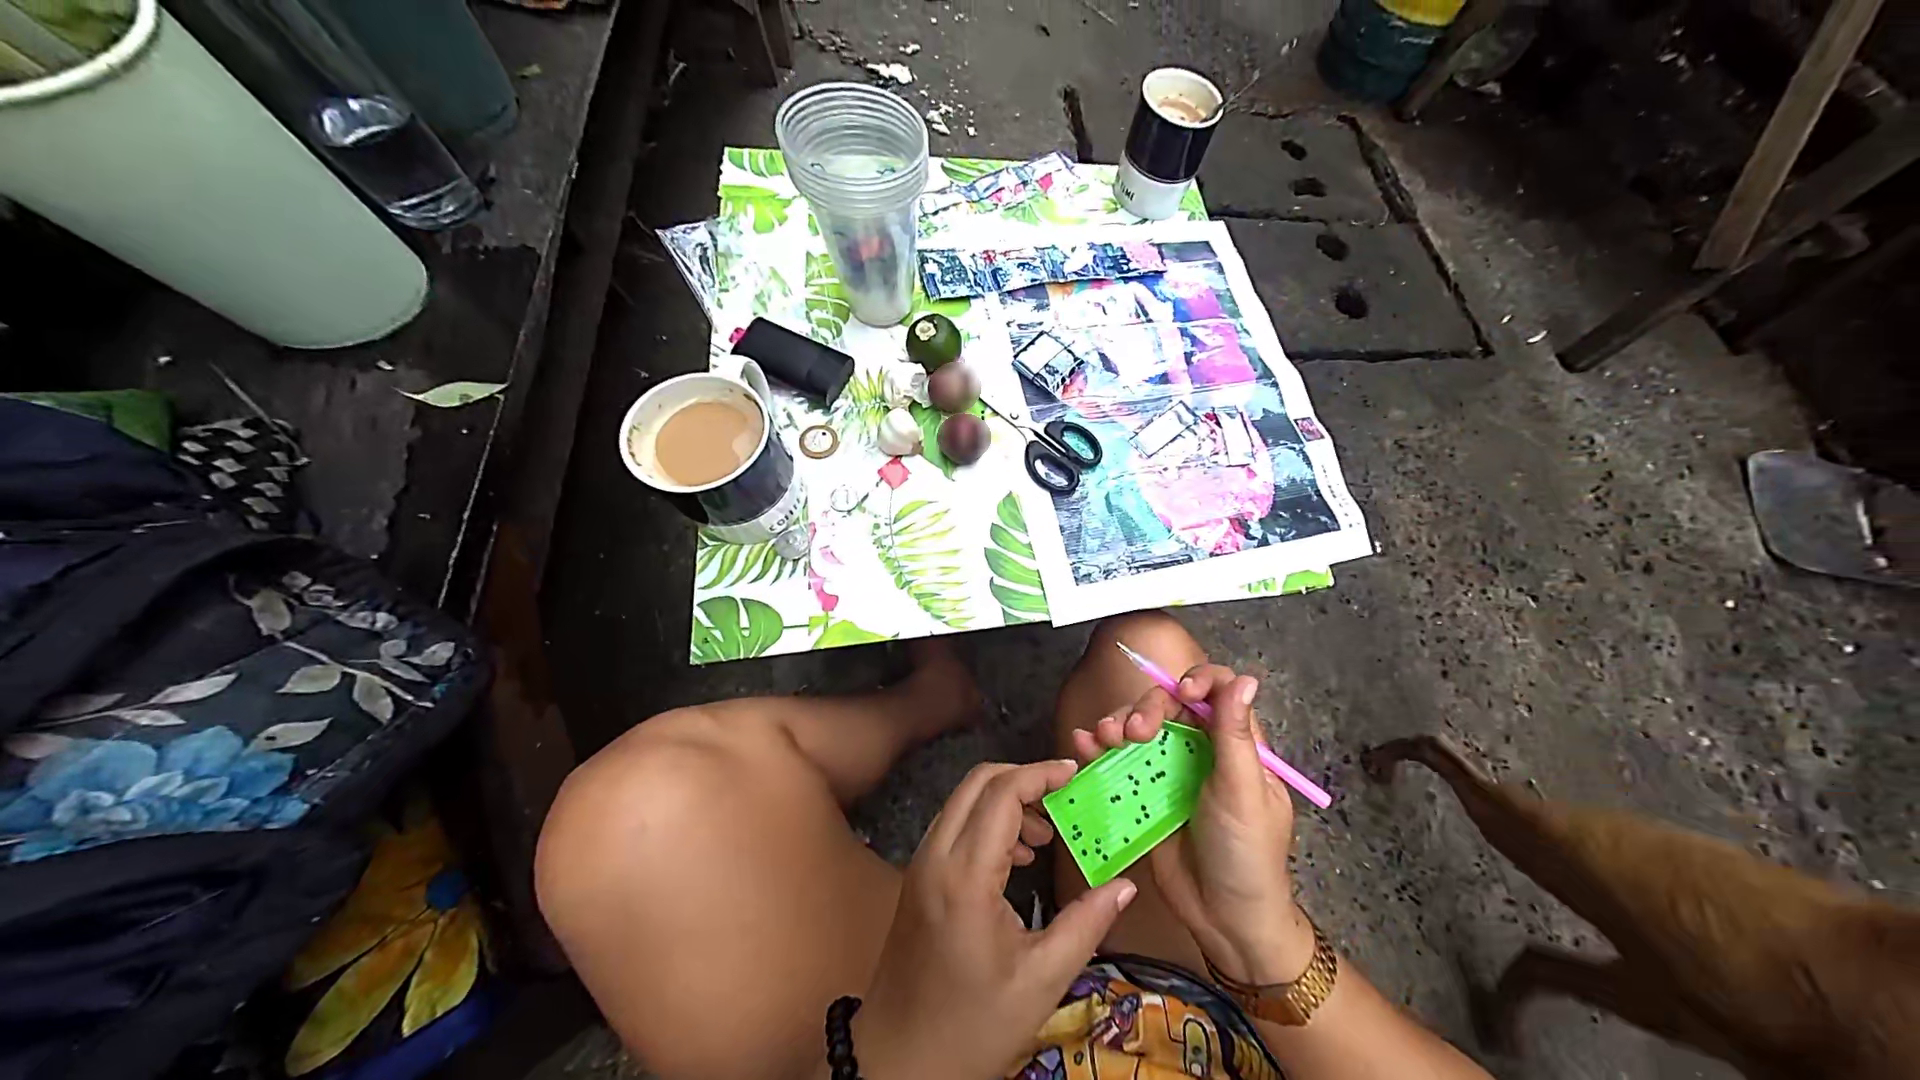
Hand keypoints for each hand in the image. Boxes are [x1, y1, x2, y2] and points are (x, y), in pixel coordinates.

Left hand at [854, 761, 1138, 1079]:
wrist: (899, 1061)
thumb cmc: (973, 1026)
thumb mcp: (1041, 980)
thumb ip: (1086, 924)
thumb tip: (1125, 885)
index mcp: (965, 874)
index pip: (1002, 792)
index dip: (1041, 774)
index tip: (1076, 774)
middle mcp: (935, 854)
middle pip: (978, 782)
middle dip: (1024, 779)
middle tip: (1064, 800)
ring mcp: (920, 862)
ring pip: (963, 800)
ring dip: (1005, 801)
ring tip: (1044, 836)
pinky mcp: (917, 876)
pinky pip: (954, 824)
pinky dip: (986, 821)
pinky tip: (1015, 857)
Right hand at [1071, 665, 1312, 984]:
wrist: (1223, 919)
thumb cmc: (1247, 855)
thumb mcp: (1243, 792)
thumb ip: (1235, 735)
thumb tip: (1244, 679)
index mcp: (1235, 745)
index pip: (1217, 692)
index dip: (1199, 680)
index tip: (1182, 692)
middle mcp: (1201, 749)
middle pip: (1168, 705)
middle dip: (1146, 707)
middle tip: (1134, 731)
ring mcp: (1170, 771)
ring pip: (1139, 729)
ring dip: (1117, 723)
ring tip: (1103, 738)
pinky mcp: (1143, 793)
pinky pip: (1119, 761)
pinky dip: (1098, 749)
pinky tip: (1084, 746)